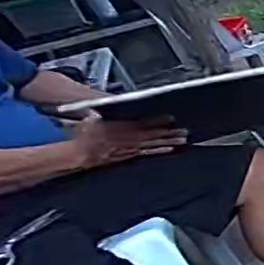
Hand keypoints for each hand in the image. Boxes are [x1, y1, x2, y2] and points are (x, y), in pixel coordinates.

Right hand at [71, 115, 186, 167]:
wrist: (77, 154)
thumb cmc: (84, 136)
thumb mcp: (89, 121)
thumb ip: (100, 114)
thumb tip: (102, 109)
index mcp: (121, 128)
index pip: (143, 123)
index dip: (158, 120)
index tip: (171, 118)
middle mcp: (129, 138)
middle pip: (154, 134)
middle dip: (170, 133)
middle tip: (185, 131)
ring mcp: (131, 147)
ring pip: (154, 143)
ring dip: (169, 141)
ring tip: (183, 140)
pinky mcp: (130, 155)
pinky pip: (148, 152)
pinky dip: (159, 151)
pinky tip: (170, 149)